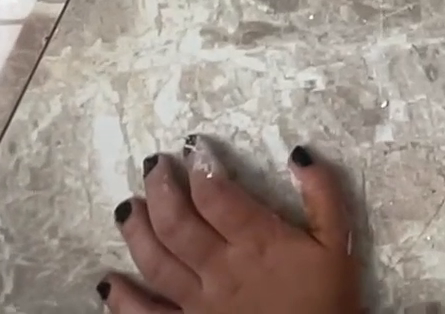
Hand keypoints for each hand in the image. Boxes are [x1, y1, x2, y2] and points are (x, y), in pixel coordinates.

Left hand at [102, 139, 360, 313]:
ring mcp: (198, 304)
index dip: (202, 167)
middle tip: (154, 164)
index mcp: (258, 241)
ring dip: (138, 232)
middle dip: (162, 189)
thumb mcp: (337, 241)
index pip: (218, 196)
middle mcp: (221, 268)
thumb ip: (323, 194)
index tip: (194, 146)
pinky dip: (122, 301)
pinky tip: (107, 282)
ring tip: (127, 206)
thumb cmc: (327, 296)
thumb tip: (299, 154)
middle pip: (179, 224)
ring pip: (157, 263)